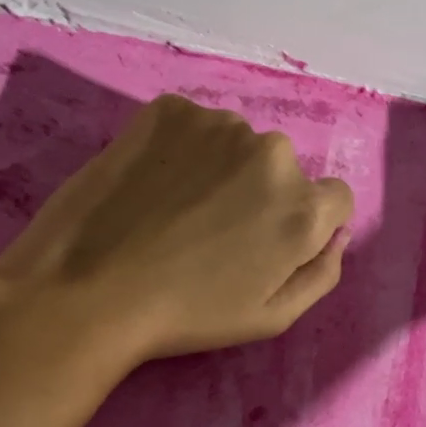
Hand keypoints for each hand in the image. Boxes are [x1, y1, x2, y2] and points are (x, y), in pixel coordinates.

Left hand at [0, 93, 355, 367]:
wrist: (89, 290)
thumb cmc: (188, 315)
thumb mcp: (273, 317)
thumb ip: (322, 272)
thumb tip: (336, 234)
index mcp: (303, 209)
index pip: (335, 198)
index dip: (304, 224)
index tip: (265, 244)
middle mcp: (273, 153)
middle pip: (284, 170)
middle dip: (261, 195)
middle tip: (212, 234)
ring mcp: (219, 124)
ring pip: (238, 145)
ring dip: (221, 170)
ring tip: (177, 211)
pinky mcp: (169, 109)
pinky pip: (193, 127)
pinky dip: (182, 150)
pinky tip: (153, 186)